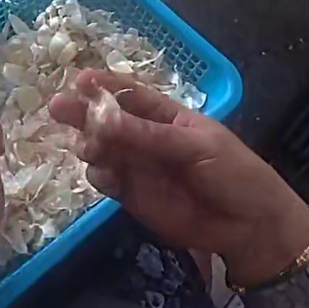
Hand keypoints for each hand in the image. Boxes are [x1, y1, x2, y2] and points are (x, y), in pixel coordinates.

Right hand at [50, 71, 308, 286]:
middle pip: (106, 120)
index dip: (105, 86)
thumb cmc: (234, 173)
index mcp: (166, 115)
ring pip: (99, 148)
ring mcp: (136, 165)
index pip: (130, 94)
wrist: (250, 227)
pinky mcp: (130, 194)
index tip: (80, 80)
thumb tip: (104, 119)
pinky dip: (98, 174)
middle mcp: (144, 137)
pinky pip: (104, 179)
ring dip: (89, 144)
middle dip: (82, 112)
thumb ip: (148, 135)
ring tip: (90, 148)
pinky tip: (104, 175)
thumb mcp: (196, 146)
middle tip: (59, 108)